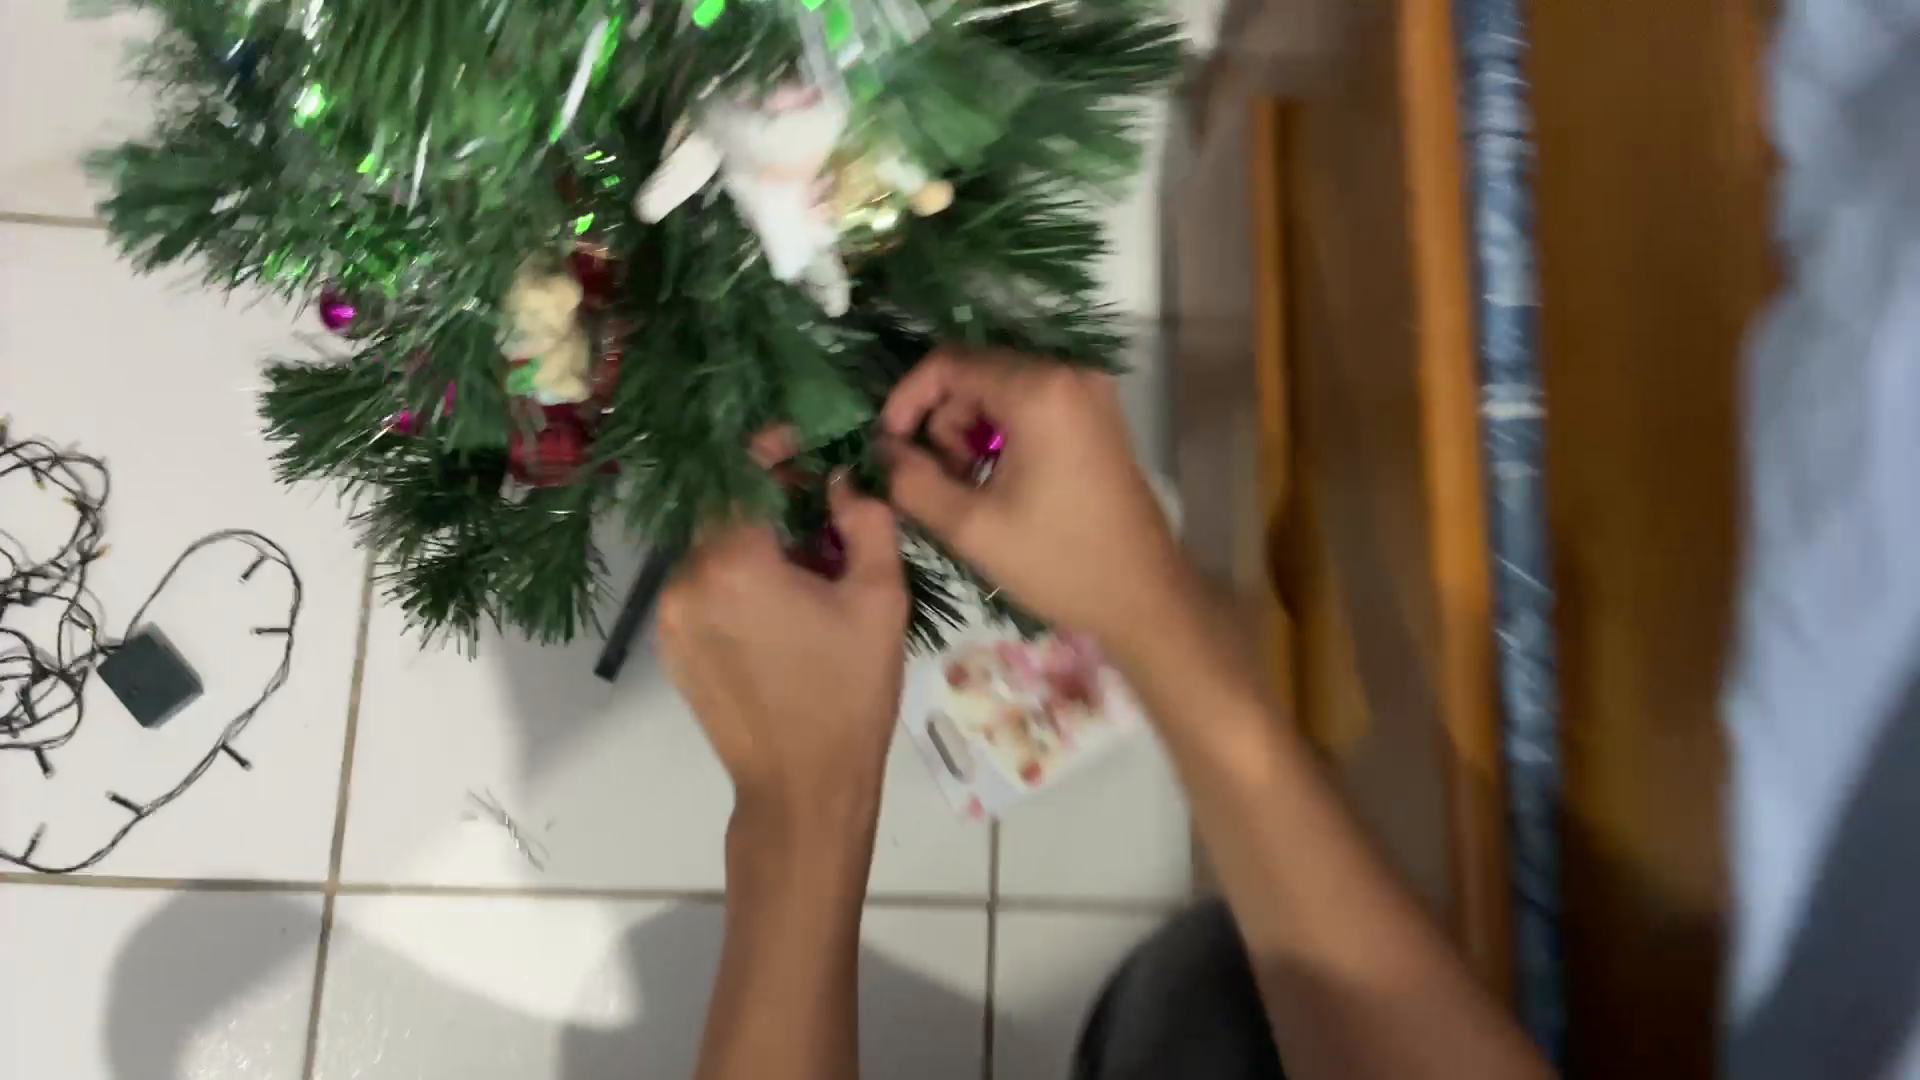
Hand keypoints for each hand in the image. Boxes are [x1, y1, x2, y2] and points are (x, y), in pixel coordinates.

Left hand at [658, 474, 908, 833]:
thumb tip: (843, 483)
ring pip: (712, 549)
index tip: (806, 444)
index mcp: (735, 563)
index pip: (742, 473)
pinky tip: (777, 607)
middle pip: (725, 510)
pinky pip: (702, 587)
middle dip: (771, 498)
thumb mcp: (879, 599)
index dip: (773, 448)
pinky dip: (736, 576)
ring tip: (806, 564)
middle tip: (821, 509)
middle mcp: (686, 581)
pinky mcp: (671, 647)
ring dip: (755, 539)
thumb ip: (866, 522)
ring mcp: (670, 617)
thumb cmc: (849, 692)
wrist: (802, 786)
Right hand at [880, 347, 1190, 656]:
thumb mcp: (971, 527)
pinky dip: (1002, 436)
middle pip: (976, 375)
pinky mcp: (1097, 417)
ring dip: (970, 432)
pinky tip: (1000, 483)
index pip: (950, 363)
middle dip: (943, 423)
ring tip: (971, 490)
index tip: (889, 444)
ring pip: (1001, 391)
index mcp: (1040, 391)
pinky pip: (1031, 407)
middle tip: (941, 481)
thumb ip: (912, 481)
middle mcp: (1069, 375)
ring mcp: (1089, 394)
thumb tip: (882, 450)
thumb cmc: (1058, 562)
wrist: (1144, 595)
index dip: (907, 399)